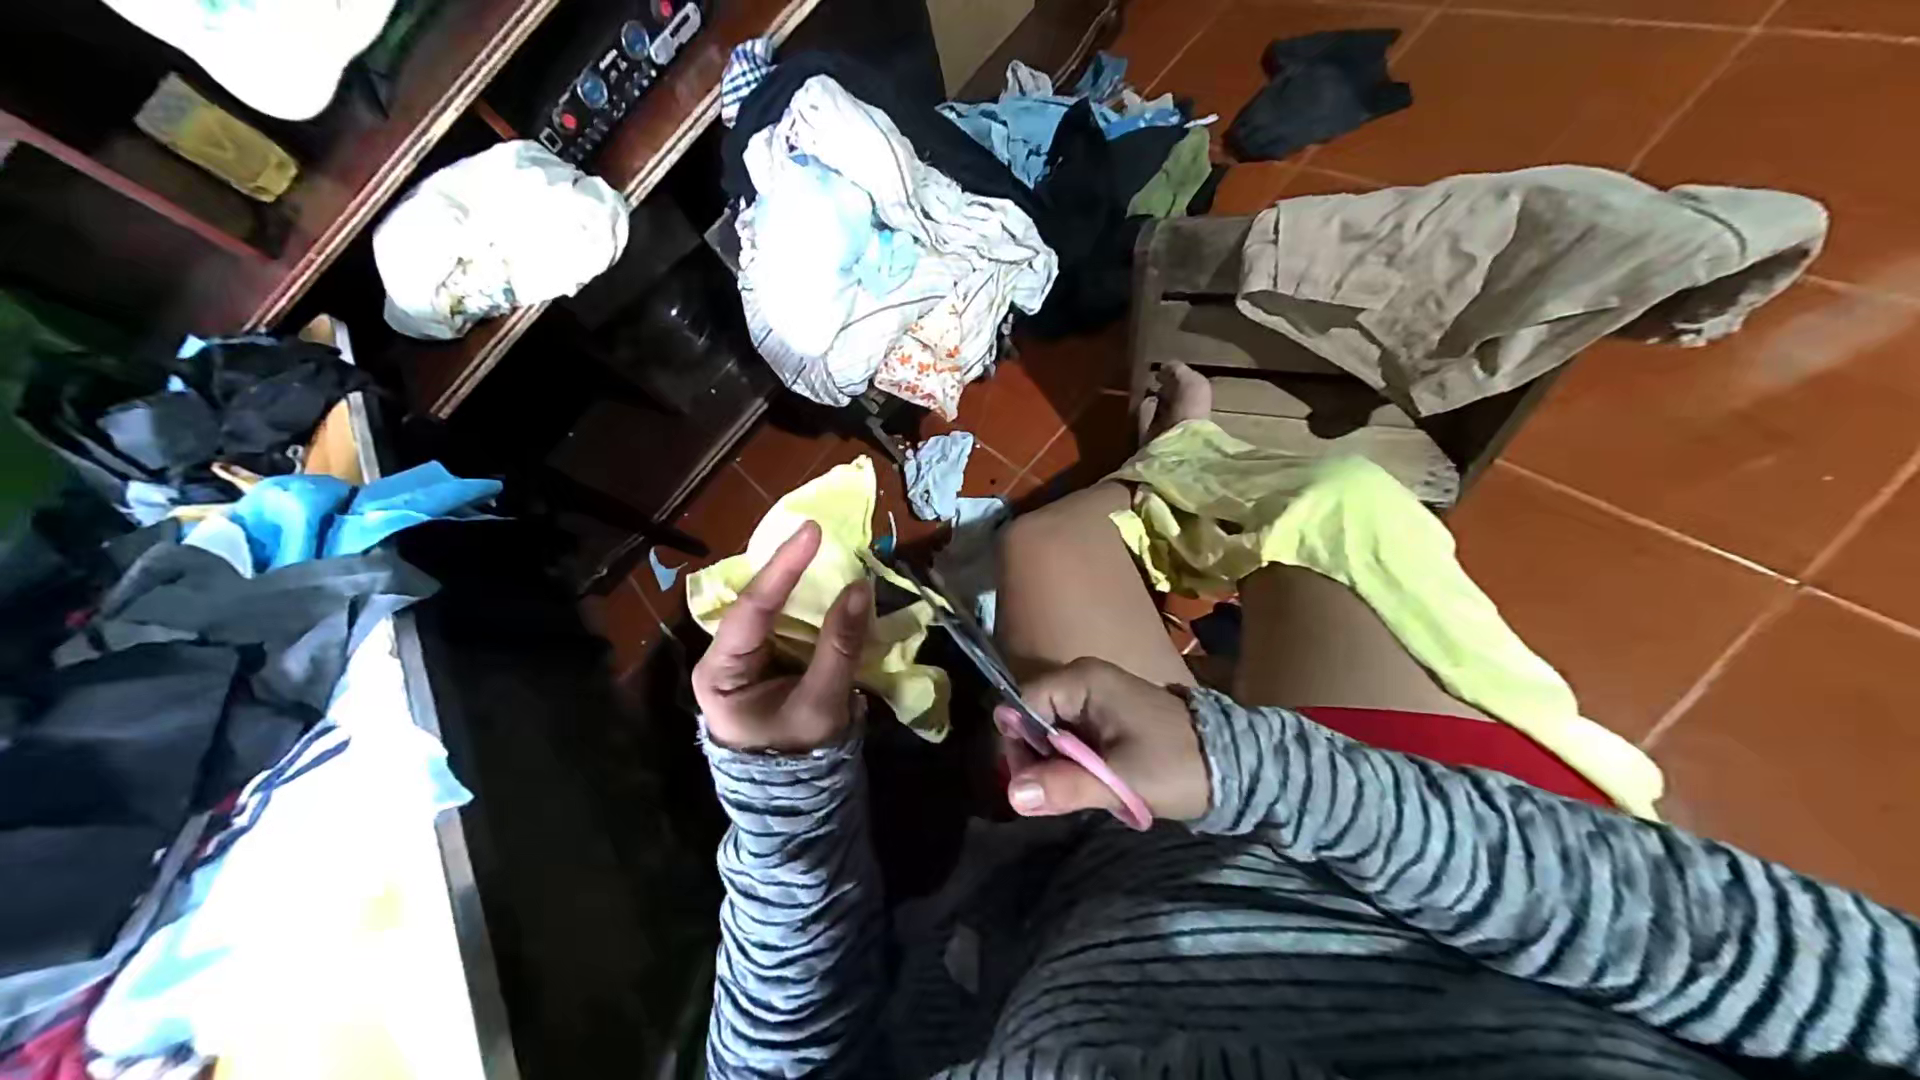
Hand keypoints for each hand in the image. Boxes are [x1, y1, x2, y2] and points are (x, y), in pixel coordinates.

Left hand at [692, 521, 871, 752]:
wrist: (798, 794)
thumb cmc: (800, 754)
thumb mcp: (821, 704)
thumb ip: (839, 646)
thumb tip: (859, 588)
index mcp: (722, 672)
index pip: (752, 608)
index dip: (783, 567)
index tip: (812, 532)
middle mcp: (726, 656)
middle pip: (757, 600)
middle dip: (789, 569)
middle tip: (820, 536)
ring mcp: (746, 656)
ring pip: (773, 607)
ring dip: (802, 584)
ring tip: (829, 554)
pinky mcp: (768, 658)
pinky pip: (788, 621)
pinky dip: (811, 604)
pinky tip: (829, 587)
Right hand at [995, 657, 1210, 822]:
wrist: (1234, 766)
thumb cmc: (1177, 766)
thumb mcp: (1120, 780)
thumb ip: (1065, 785)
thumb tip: (1012, 794)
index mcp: (1082, 680)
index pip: (1020, 706)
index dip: (1018, 746)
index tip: (1034, 784)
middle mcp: (1083, 679)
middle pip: (1032, 717)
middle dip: (1037, 758)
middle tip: (1060, 794)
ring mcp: (1096, 695)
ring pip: (1050, 730)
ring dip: (1057, 764)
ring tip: (1084, 789)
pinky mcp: (1107, 713)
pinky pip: (1071, 735)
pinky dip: (1074, 760)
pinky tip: (1093, 781)